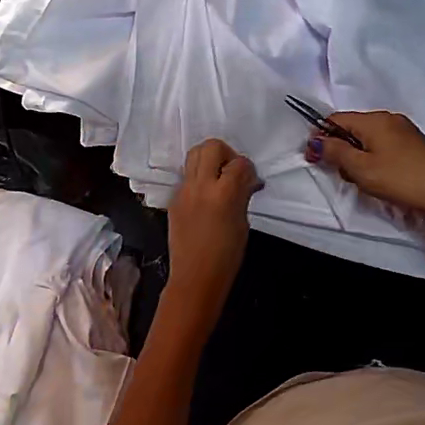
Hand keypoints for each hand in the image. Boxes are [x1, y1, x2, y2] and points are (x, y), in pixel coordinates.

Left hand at [164, 138, 259, 315]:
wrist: (195, 277)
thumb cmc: (226, 256)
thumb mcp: (242, 222)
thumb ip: (242, 195)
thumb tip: (246, 181)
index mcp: (224, 194)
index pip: (240, 163)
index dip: (248, 169)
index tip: (251, 181)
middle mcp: (201, 186)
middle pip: (211, 147)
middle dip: (226, 154)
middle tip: (231, 172)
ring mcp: (184, 191)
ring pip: (194, 155)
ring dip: (209, 161)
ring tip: (218, 180)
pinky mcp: (173, 199)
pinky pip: (187, 177)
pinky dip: (198, 179)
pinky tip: (205, 199)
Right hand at [305, 111, 424, 227]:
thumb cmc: (401, 179)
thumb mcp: (361, 168)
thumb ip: (335, 152)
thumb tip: (317, 140)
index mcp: (374, 120)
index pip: (335, 119)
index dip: (319, 136)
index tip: (312, 158)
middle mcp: (389, 119)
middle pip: (351, 129)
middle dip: (339, 149)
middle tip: (340, 174)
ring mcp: (404, 132)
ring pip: (366, 140)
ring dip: (356, 158)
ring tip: (362, 181)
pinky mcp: (413, 147)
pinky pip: (382, 147)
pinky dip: (372, 160)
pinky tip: (378, 179)